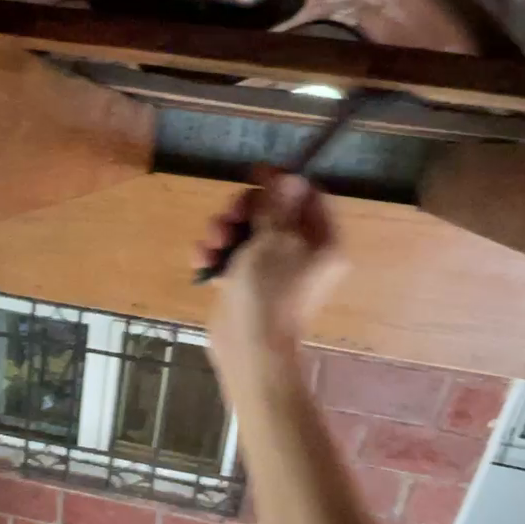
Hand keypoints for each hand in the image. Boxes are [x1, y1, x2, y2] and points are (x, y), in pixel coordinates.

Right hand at [196, 165, 345, 380]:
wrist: (250, 349)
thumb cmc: (269, 291)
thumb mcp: (274, 238)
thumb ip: (278, 205)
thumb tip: (290, 177)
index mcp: (322, 241)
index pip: (307, 196)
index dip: (281, 182)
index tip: (254, 174)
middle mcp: (301, 253)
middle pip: (272, 212)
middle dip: (243, 210)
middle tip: (228, 216)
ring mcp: (272, 270)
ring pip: (246, 232)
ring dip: (223, 231)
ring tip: (211, 245)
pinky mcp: (247, 284)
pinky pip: (231, 257)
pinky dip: (215, 255)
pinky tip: (202, 262)